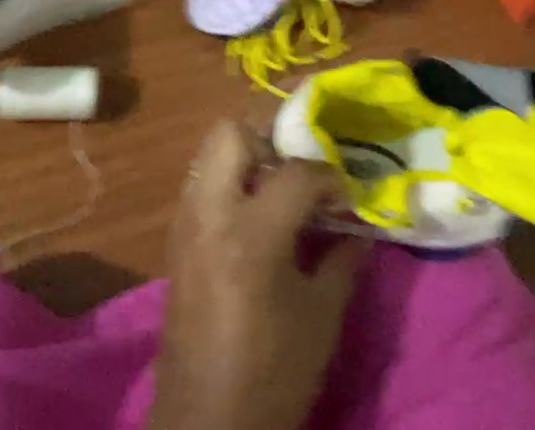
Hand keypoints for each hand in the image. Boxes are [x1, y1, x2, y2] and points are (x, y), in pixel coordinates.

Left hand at [147, 120, 369, 429]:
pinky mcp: (175, 243)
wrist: (206, 422)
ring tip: (282, 194)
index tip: (347, 194)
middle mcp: (209, 214)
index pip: (295, 171)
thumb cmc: (273, 373)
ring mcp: (185, 225)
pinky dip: (230, 186)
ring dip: (247, 161)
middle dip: (268, 139)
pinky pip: (201, 187)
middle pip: (229, 134)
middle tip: (300, 170)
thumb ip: (342, 261)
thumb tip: (359, 229)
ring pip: (208, 156)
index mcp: (250, 233)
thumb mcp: (321, 318)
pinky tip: (258, 221)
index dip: (329, 176)